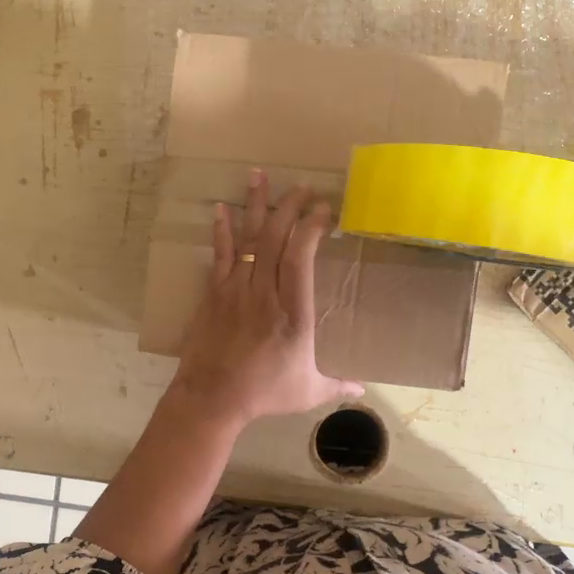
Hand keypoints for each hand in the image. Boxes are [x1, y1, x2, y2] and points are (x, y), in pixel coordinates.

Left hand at [170, 170, 364, 425]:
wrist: (211, 398)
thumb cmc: (263, 394)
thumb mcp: (307, 391)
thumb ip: (337, 386)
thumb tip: (362, 390)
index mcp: (294, 313)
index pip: (302, 257)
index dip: (312, 228)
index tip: (324, 210)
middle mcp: (265, 293)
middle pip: (275, 238)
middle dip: (289, 207)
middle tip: (302, 187)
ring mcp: (236, 290)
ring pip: (249, 239)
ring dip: (256, 205)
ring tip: (259, 175)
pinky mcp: (215, 294)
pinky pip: (221, 255)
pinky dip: (222, 230)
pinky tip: (222, 208)